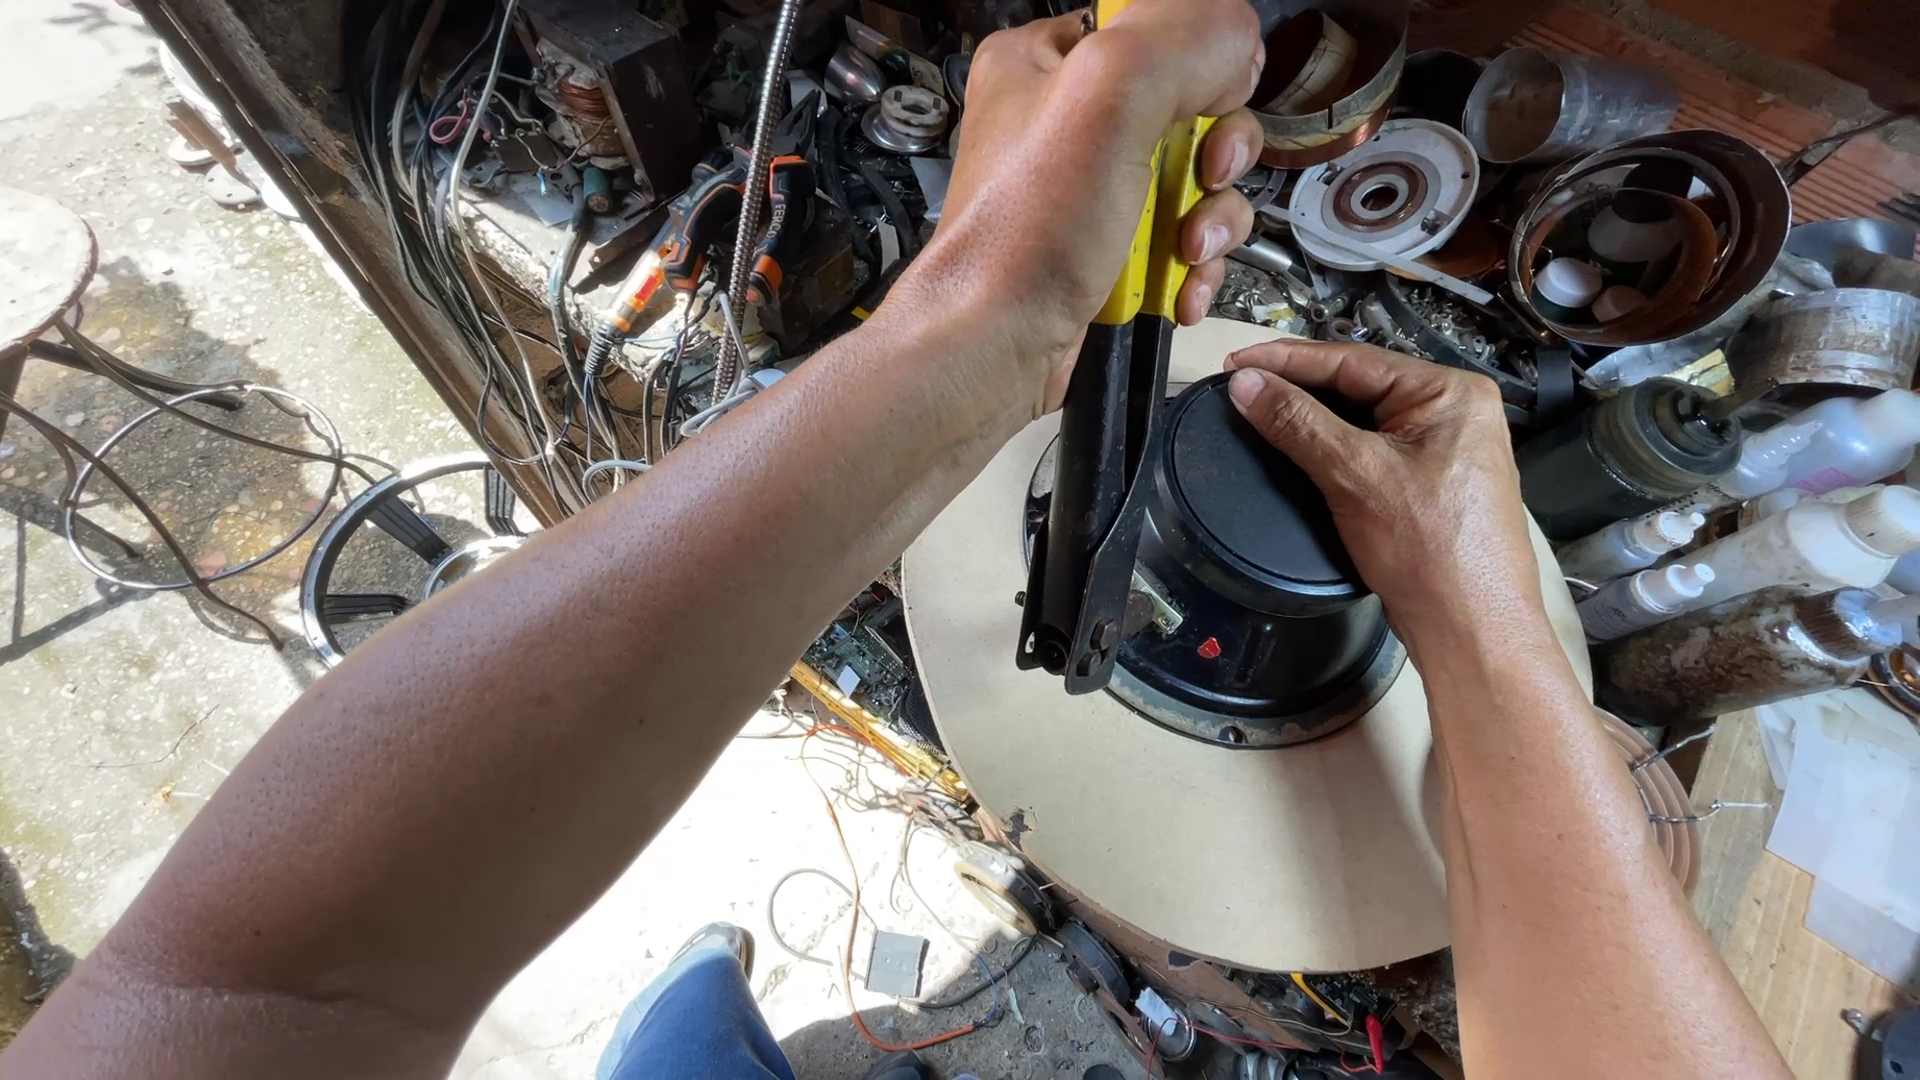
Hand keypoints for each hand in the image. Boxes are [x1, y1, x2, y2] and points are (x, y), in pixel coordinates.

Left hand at [900, 0, 1265, 413]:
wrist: (995, 346)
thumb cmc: (1028, 229)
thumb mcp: (1112, 93)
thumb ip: (1189, 35)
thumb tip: (1240, 53)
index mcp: (1045, 64)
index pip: (1148, 24)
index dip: (1197, 59)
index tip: (1212, 99)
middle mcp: (1065, 130)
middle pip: (1186, 110)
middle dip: (1216, 153)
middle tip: (1208, 177)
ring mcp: (1086, 201)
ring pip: (1191, 187)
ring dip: (1212, 220)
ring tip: (1190, 253)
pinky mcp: (1105, 259)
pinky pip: (1173, 247)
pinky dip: (1190, 269)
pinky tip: (1183, 291)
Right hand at [1222, 342, 1552, 648]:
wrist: (1468, 623)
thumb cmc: (1426, 545)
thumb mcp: (1354, 474)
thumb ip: (1297, 423)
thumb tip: (1244, 384)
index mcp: (1448, 392)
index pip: (1351, 361)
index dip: (1286, 360)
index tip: (1233, 363)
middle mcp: (1449, 410)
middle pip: (1356, 384)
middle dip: (1296, 383)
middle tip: (1240, 383)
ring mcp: (1438, 446)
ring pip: (1358, 415)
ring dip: (1308, 411)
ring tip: (1258, 406)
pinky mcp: (1423, 478)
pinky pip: (1365, 444)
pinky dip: (1325, 439)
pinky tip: (1295, 441)